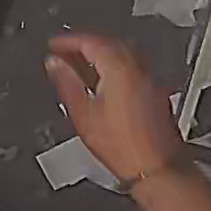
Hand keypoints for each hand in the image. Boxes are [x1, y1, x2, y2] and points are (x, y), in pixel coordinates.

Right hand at [45, 32, 183, 182]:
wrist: (155, 169)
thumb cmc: (124, 148)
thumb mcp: (82, 114)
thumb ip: (67, 83)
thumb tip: (55, 64)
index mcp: (119, 70)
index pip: (91, 41)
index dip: (68, 40)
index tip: (54, 44)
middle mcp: (139, 69)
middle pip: (109, 43)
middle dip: (84, 43)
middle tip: (64, 51)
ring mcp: (150, 80)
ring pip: (123, 53)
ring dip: (100, 53)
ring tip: (80, 63)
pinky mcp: (155, 92)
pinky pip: (133, 67)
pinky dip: (114, 65)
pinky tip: (102, 79)